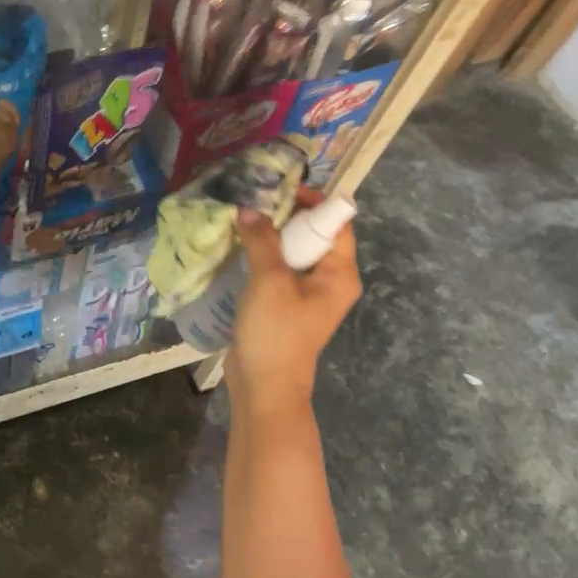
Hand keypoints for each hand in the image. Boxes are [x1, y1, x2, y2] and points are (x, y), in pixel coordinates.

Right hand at [229, 189, 361, 408]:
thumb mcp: (269, 281)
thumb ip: (261, 241)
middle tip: (254, 202)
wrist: (264, 387)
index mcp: (340, 273)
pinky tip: (237, 251)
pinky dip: (261, 260)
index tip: (281, 190)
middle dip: (285, 217)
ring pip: (291, 254)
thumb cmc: (276, 333)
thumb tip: (248, 209)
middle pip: (313, 236)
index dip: (314, 202)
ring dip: (269, 239)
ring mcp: (306, 295)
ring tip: (241, 222)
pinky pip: (277, 272)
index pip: (337, 223)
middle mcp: (329, 281)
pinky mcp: (284, 307)